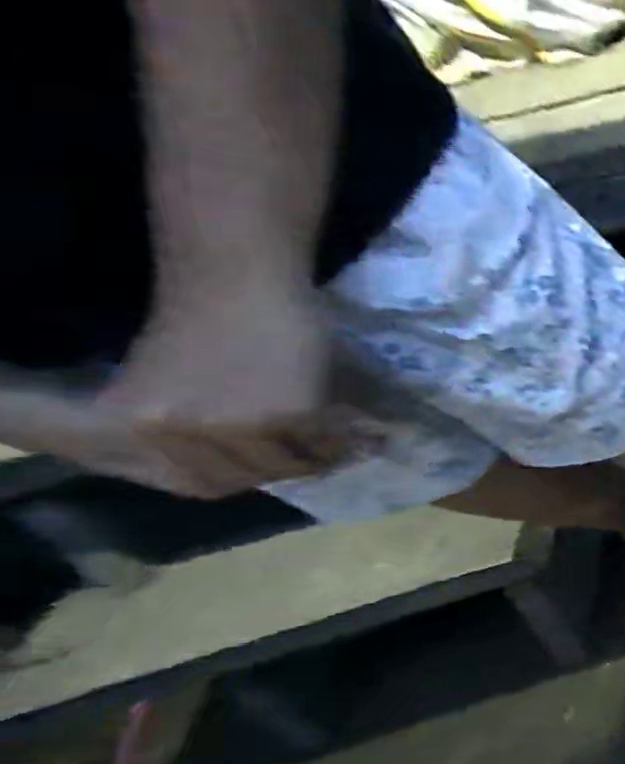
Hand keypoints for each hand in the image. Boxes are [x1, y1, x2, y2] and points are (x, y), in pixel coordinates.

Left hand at [93, 283, 360, 497]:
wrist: (238, 279)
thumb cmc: (203, 321)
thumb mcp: (169, 387)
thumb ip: (184, 431)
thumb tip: (231, 471)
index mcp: (133, 425)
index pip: (190, 483)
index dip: (231, 479)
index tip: (253, 467)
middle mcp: (176, 432)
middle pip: (238, 481)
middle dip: (273, 469)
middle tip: (302, 455)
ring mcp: (235, 426)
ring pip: (282, 469)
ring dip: (312, 459)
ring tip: (332, 445)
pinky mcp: (289, 416)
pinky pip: (320, 447)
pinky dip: (340, 442)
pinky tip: (352, 431)